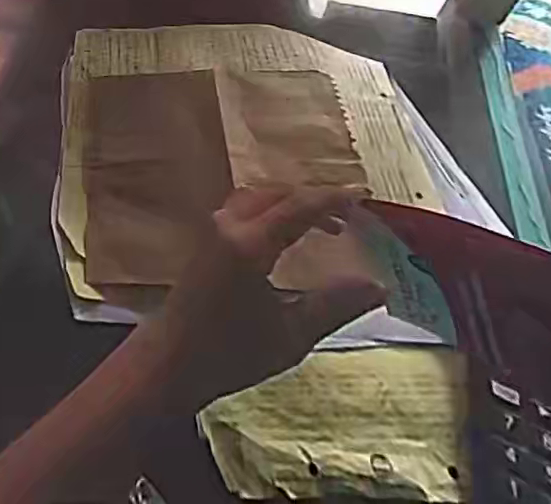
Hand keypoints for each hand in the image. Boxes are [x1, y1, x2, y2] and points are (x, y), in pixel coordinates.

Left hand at [128, 186, 387, 411]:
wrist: (172, 358)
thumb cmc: (232, 352)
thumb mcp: (292, 335)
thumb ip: (334, 305)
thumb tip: (377, 286)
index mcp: (250, 243)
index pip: (298, 206)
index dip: (333, 198)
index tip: (363, 195)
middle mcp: (230, 224)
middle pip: (278, 193)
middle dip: (315, 199)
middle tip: (351, 215)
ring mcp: (215, 226)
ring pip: (260, 196)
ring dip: (292, 203)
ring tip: (327, 224)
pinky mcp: (208, 235)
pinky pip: (246, 206)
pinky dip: (273, 209)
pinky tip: (290, 233)